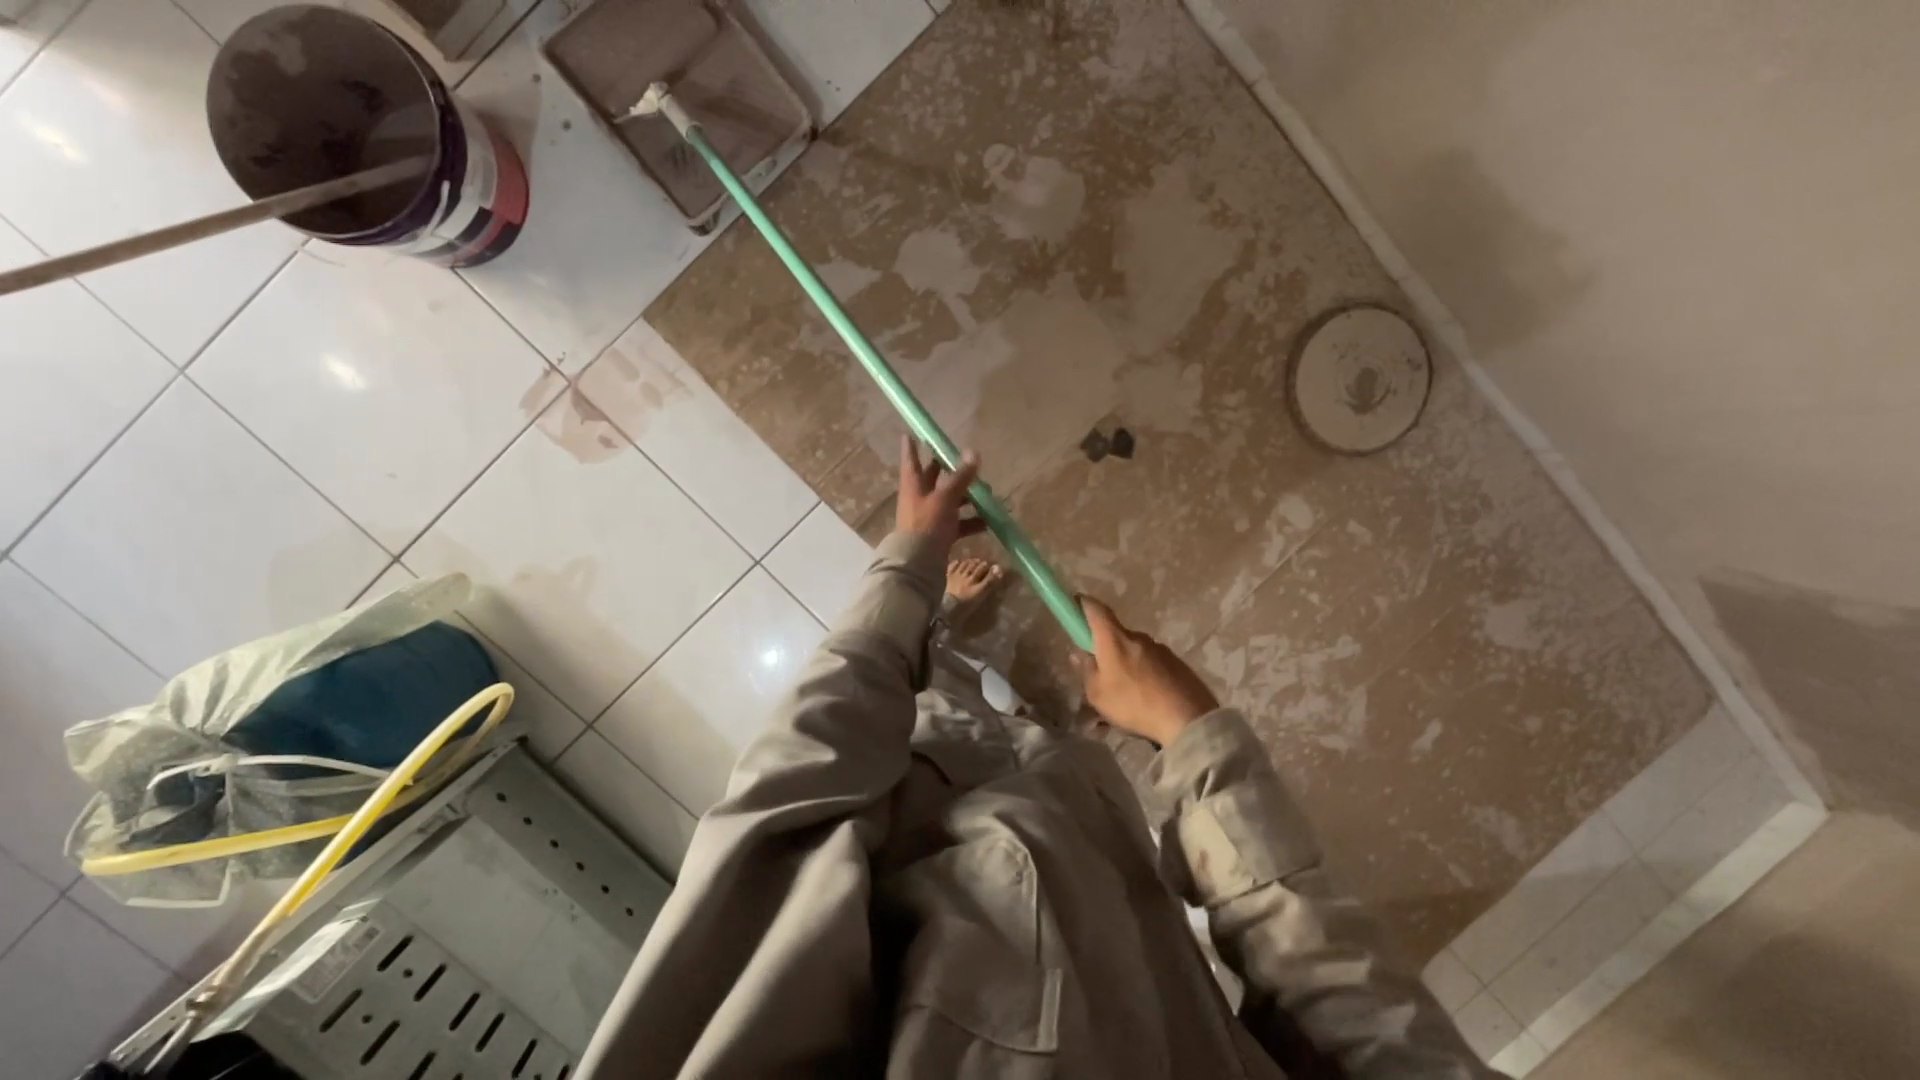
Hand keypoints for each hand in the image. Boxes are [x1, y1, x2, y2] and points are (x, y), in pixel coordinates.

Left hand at [895, 436, 984, 558]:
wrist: (919, 563)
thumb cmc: (927, 523)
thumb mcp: (946, 497)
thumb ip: (961, 476)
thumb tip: (973, 452)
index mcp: (913, 484)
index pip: (911, 460)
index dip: (911, 448)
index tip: (910, 434)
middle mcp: (920, 498)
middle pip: (934, 479)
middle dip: (950, 471)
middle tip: (964, 460)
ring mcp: (930, 517)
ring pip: (951, 501)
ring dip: (968, 497)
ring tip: (988, 494)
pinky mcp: (940, 534)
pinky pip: (958, 523)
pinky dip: (972, 521)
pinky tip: (989, 522)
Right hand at [1072, 596, 1218, 746]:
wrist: (1186, 718)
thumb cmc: (1133, 704)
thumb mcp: (1098, 694)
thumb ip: (1086, 670)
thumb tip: (1078, 652)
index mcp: (1114, 640)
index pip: (1096, 610)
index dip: (1083, 604)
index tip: (1075, 605)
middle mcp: (1138, 637)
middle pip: (1116, 633)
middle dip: (1106, 645)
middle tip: (1101, 669)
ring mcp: (1160, 648)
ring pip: (1135, 649)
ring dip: (1127, 661)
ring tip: (1127, 689)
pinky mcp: (1177, 662)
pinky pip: (1153, 662)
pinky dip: (1145, 672)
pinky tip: (1147, 694)